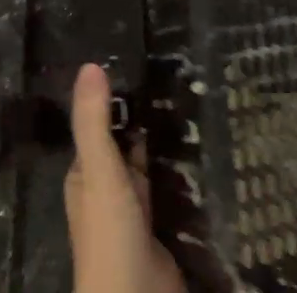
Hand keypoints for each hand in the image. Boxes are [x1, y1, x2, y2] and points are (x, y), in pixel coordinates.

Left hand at [63, 64, 183, 292]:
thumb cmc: (109, 230)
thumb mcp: (99, 169)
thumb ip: (94, 121)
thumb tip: (90, 64)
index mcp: (87, 176)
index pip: (103, 128)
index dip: (120, 99)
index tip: (149, 64)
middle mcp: (110, 190)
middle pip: (129, 146)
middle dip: (150, 120)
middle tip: (187, 77)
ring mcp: (137, 211)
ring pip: (153, 166)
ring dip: (171, 144)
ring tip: (204, 104)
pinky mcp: (163, 226)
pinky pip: (174, 189)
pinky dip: (186, 171)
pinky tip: (209, 151)